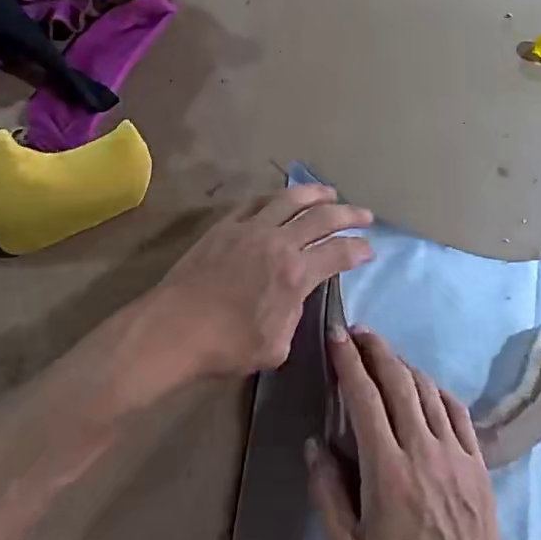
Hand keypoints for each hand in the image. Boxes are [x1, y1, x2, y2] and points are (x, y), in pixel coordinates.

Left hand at [155, 184, 373, 377]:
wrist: (171, 330)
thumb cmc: (224, 346)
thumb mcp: (275, 346)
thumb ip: (293, 317)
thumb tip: (293, 300)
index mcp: (295, 274)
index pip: (339, 253)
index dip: (360, 250)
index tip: (369, 250)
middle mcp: (279, 243)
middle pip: (323, 217)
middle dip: (350, 215)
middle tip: (365, 216)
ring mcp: (250, 229)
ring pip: (290, 199)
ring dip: (316, 193)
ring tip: (330, 193)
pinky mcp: (225, 227)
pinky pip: (256, 202)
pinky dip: (276, 197)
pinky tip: (282, 198)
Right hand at [308, 328, 537, 539]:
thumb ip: (327, 494)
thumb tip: (316, 443)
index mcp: (387, 471)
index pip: (364, 398)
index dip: (348, 361)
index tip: (336, 335)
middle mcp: (424, 450)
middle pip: (399, 382)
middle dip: (376, 349)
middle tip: (359, 331)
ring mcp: (456, 453)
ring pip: (428, 391)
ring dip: (404, 365)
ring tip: (384, 355)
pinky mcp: (478, 462)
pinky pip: (458, 411)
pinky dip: (437, 390)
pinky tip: (425, 387)